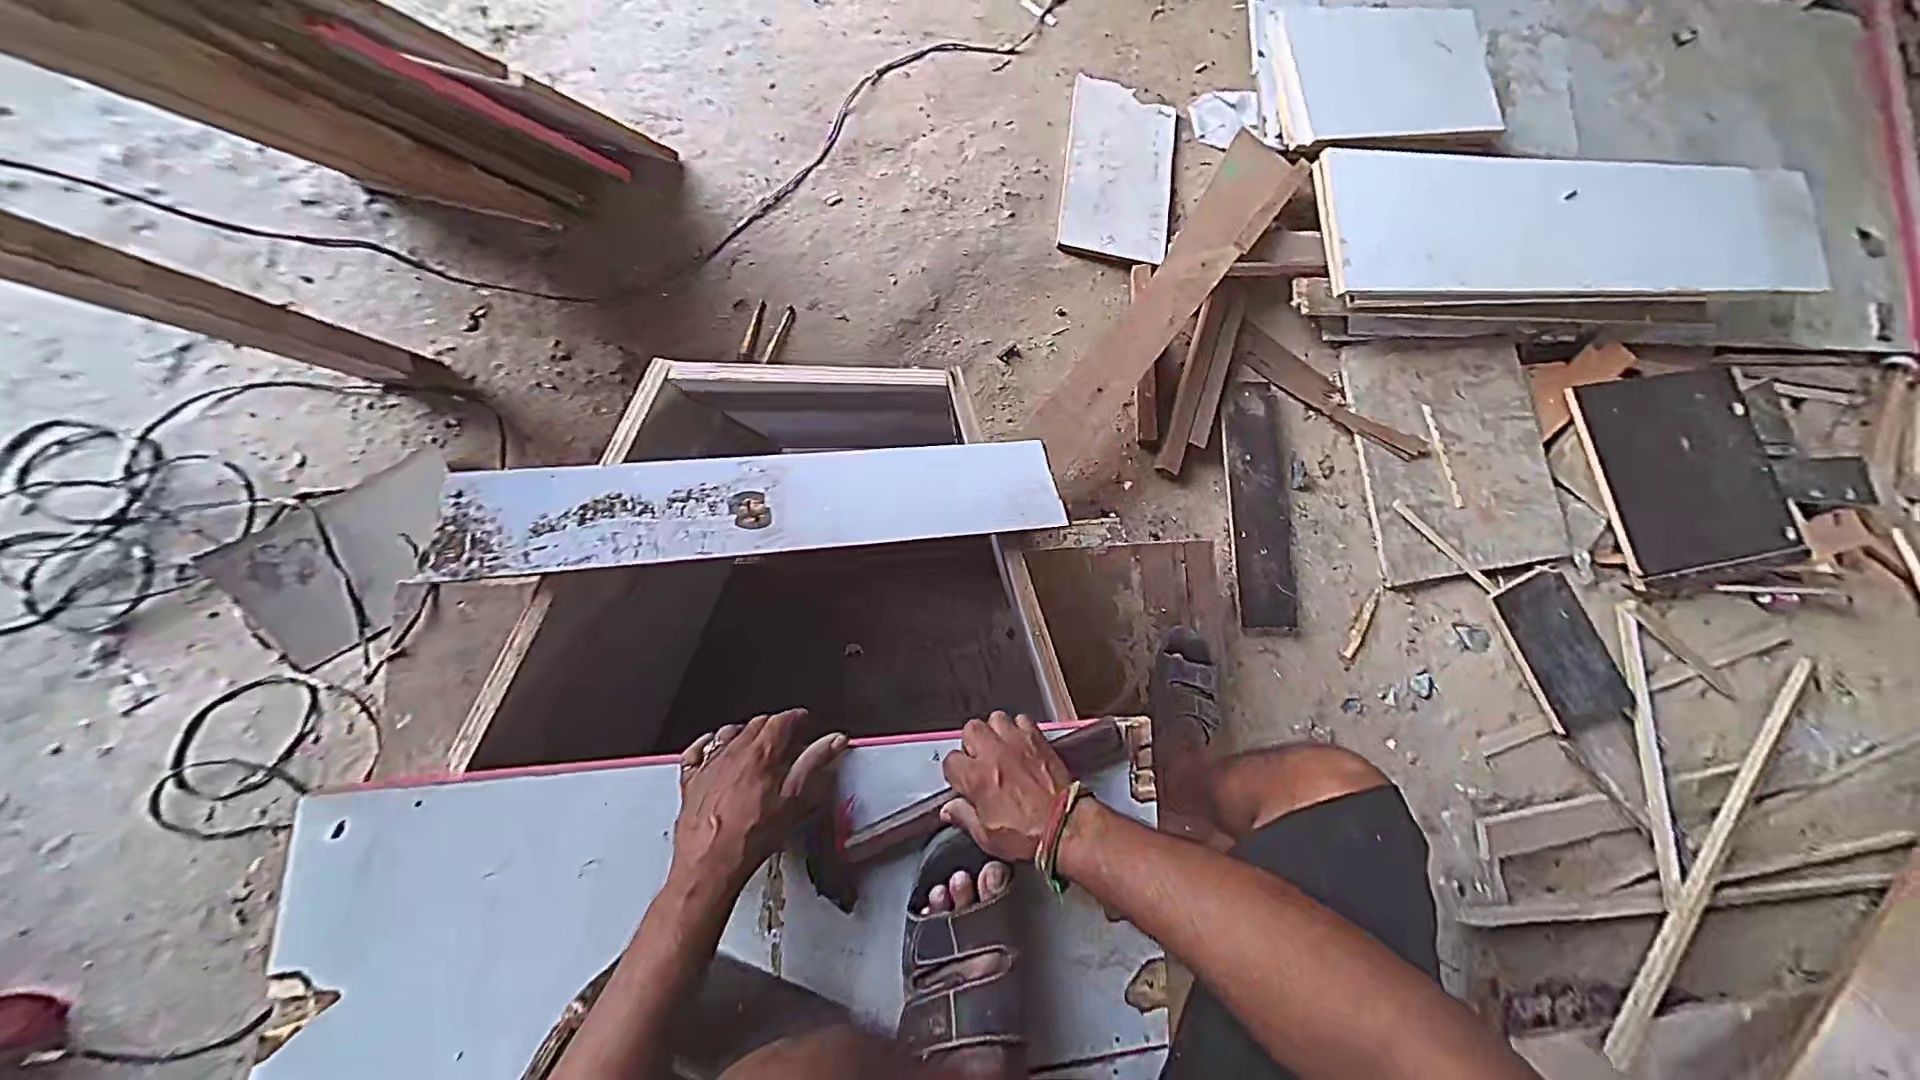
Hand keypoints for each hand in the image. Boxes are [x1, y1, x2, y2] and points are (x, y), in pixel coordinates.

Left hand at [672, 709, 847, 891]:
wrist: (709, 864)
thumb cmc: (749, 838)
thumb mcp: (794, 800)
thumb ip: (814, 763)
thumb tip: (833, 742)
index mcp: (762, 754)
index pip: (783, 720)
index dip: (797, 719)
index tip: (804, 722)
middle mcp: (734, 753)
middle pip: (757, 723)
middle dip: (775, 726)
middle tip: (787, 737)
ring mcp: (710, 765)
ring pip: (729, 732)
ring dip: (745, 733)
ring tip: (756, 744)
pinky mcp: (692, 780)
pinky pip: (698, 749)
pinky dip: (709, 744)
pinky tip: (714, 748)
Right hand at [937, 711, 1069, 860]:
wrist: (1065, 826)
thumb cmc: (1030, 834)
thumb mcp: (987, 837)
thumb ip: (964, 817)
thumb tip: (951, 809)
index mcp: (976, 778)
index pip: (951, 761)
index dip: (956, 772)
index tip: (964, 780)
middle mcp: (993, 754)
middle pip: (971, 730)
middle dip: (972, 743)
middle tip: (980, 759)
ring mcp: (1016, 743)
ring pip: (995, 719)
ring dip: (995, 731)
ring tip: (999, 747)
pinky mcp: (1037, 740)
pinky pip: (1022, 720)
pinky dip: (1019, 728)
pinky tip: (1021, 744)